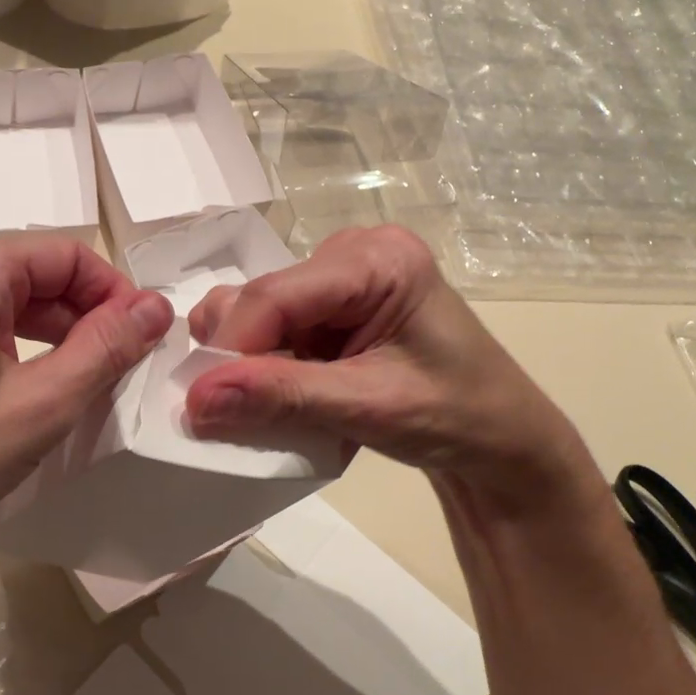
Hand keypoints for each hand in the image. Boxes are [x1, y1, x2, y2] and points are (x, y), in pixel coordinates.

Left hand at [0, 237, 173, 666]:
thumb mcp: (39, 405)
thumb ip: (104, 349)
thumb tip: (157, 306)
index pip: (68, 254)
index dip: (115, 293)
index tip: (143, 342)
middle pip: (36, 272)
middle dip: (86, 313)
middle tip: (119, 369)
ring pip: (7, 300)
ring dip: (54, 333)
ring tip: (86, 383)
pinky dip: (16, 346)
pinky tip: (33, 389)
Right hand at [182, 225, 584, 492]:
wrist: (497, 441)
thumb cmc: (455, 418)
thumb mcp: (369, 407)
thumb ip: (283, 397)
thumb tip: (197, 400)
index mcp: (377, 259)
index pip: (274, 294)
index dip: (231, 347)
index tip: (202, 404)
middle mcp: (349, 253)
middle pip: (257, 299)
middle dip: (235, 356)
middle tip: (230, 412)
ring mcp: (333, 278)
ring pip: (250, 312)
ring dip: (243, 362)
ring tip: (262, 405)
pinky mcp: (322, 305)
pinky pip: (263, 328)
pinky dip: (256, 364)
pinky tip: (275, 393)